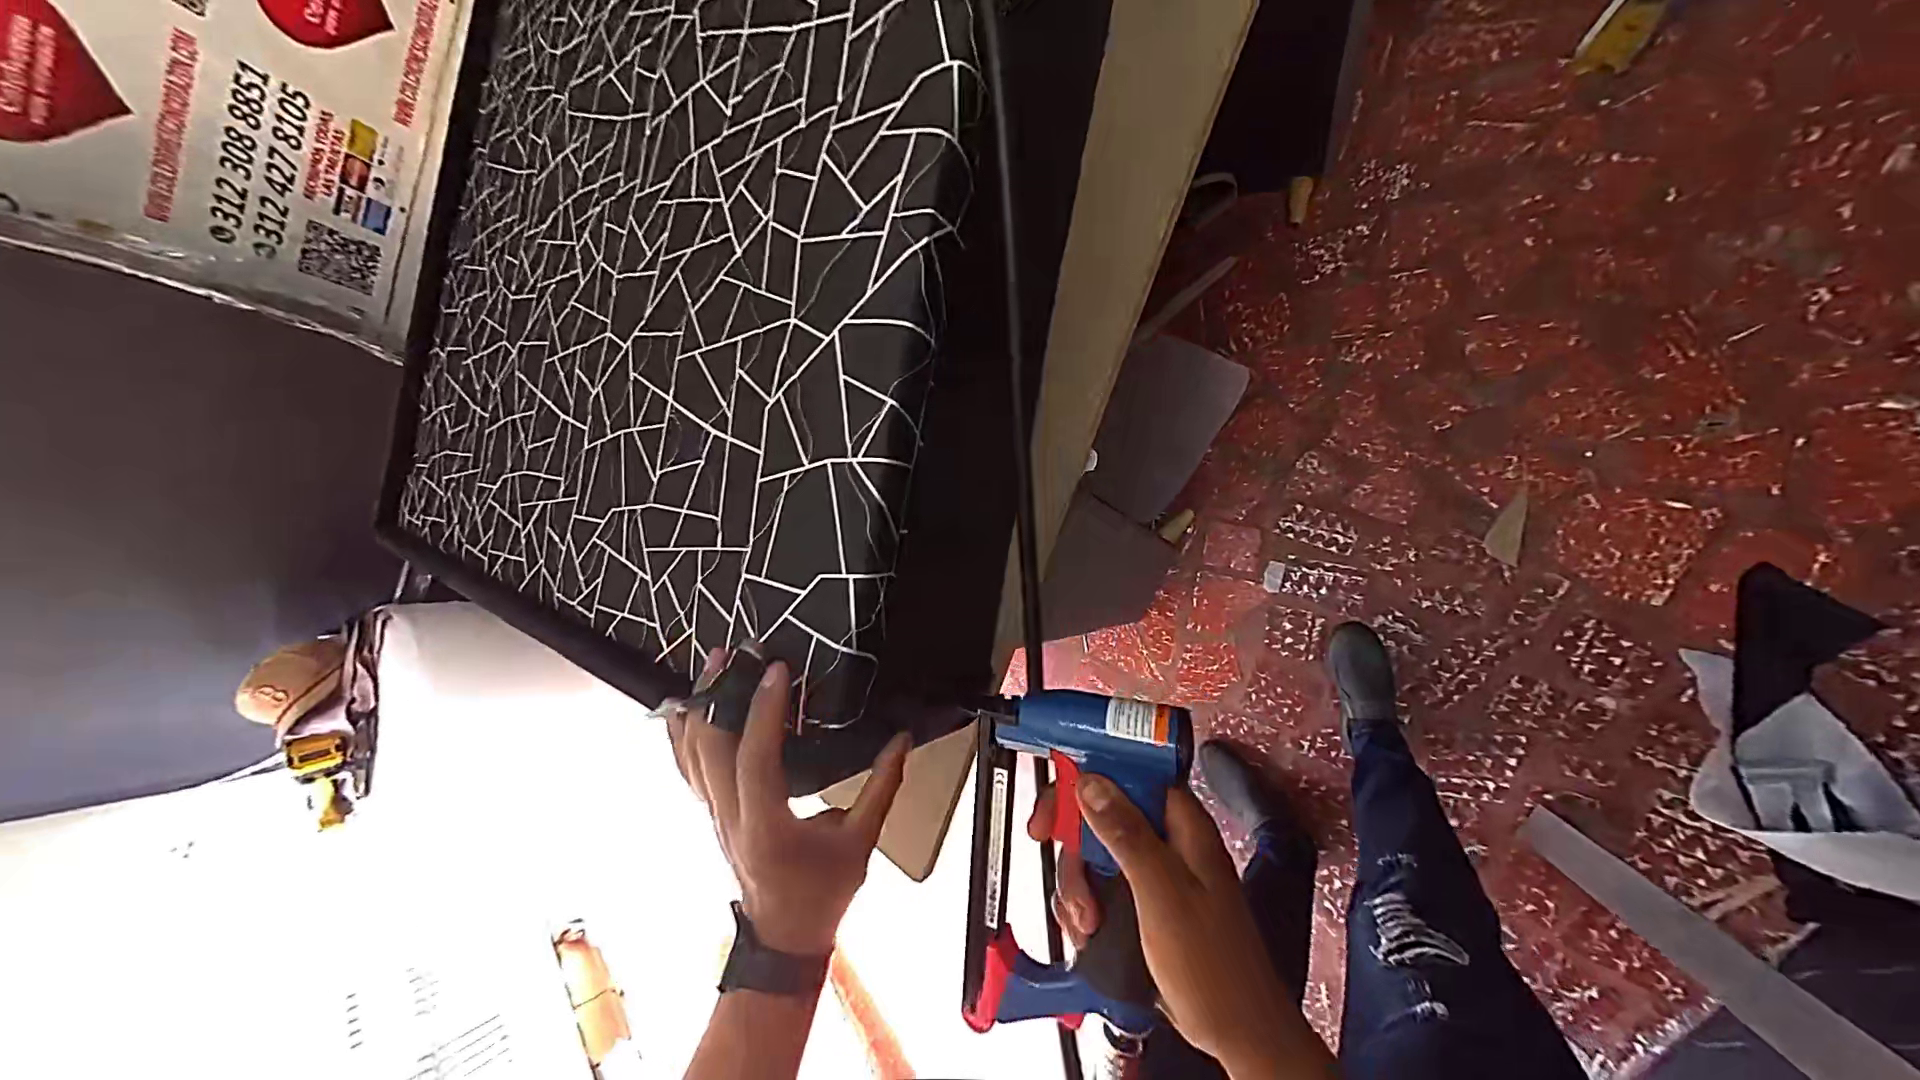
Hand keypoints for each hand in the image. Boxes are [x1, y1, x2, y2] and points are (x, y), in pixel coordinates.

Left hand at [666, 648, 911, 954]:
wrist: (784, 935)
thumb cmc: (823, 892)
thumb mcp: (861, 840)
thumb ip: (883, 786)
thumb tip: (901, 740)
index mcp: (767, 825)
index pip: (756, 758)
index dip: (764, 710)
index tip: (776, 670)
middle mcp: (729, 818)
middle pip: (708, 749)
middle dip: (719, 694)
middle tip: (736, 653)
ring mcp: (713, 816)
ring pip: (688, 755)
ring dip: (698, 705)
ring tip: (711, 664)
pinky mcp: (711, 813)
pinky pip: (686, 768)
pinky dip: (682, 733)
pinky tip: (687, 704)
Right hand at [1029, 777, 1305, 1074]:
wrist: (1237, 1037)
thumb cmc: (1214, 968)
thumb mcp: (1162, 894)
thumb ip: (1126, 835)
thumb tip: (1091, 782)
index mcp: (1182, 824)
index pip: (1131, 772)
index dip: (1092, 775)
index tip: (1059, 799)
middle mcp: (1167, 840)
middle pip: (1103, 811)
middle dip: (1077, 843)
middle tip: (1059, 860)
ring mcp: (1154, 870)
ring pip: (1096, 850)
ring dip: (1079, 883)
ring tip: (1086, 920)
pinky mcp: (1143, 900)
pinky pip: (1100, 883)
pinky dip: (1085, 903)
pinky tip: (1088, 929)